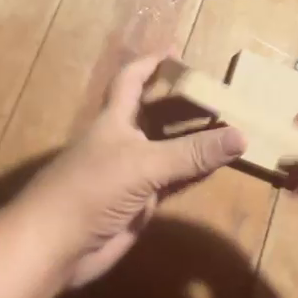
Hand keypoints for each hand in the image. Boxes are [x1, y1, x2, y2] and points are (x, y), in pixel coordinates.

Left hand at [19, 56, 245, 288]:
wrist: (56, 246)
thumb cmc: (90, 190)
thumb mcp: (144, 164)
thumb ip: (192, 152)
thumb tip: (242, 135)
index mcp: (114, 120)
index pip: (131, 80)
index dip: (150, 63)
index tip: (176, 50)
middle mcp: (122, 141)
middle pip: (155, 114)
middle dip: (182, 102)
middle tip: (220, 93)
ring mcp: (130, 174)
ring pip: (168, 149)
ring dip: (193, 140)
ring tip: (229, 124)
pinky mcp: (138, 205)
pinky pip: (173, 181)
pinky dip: (194, 173)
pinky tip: (217, 166)